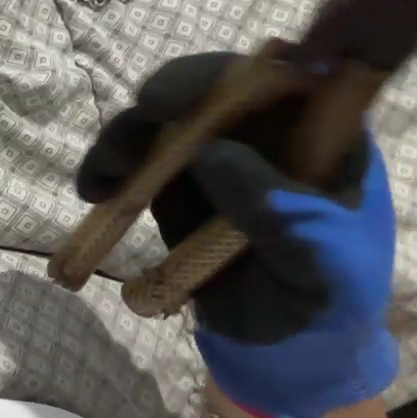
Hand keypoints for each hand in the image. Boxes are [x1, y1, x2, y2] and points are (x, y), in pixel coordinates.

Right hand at [75, 52, 398, 417]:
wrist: (279, 345)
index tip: (196, 92)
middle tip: (138, 119)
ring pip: (165, 118)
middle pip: (215, 87)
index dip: (240, 72)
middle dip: (170, 97)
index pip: (289, 80)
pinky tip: (92, 191)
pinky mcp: (177, 178)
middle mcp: (270, 133)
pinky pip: (137, 155)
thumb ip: (280, 211)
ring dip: (126, 135)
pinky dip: (108, 165)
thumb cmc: (320, 303)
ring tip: (99, 178)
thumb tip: (212, 153)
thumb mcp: (320, 265)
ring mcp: (218, 153)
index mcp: (324, 141)